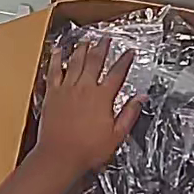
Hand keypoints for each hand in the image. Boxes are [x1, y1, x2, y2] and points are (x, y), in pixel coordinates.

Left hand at [32, 38, 144, 178]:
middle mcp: (84, 88)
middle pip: (94, 61)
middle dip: (102, 48)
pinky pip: (54, 71)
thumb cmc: (88, 149)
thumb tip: (141, 98)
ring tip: (86, 40)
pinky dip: (56, 59)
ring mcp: (66, 89)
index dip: (125, 61)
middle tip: (106, 39)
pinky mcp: (52, 93)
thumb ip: (129, 114)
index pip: (117, 74)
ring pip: (75, 62)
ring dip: (81, 49)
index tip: (130, 52)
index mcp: (102, 97)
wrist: (60, 155)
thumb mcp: (116, 135)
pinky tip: (58, 50)